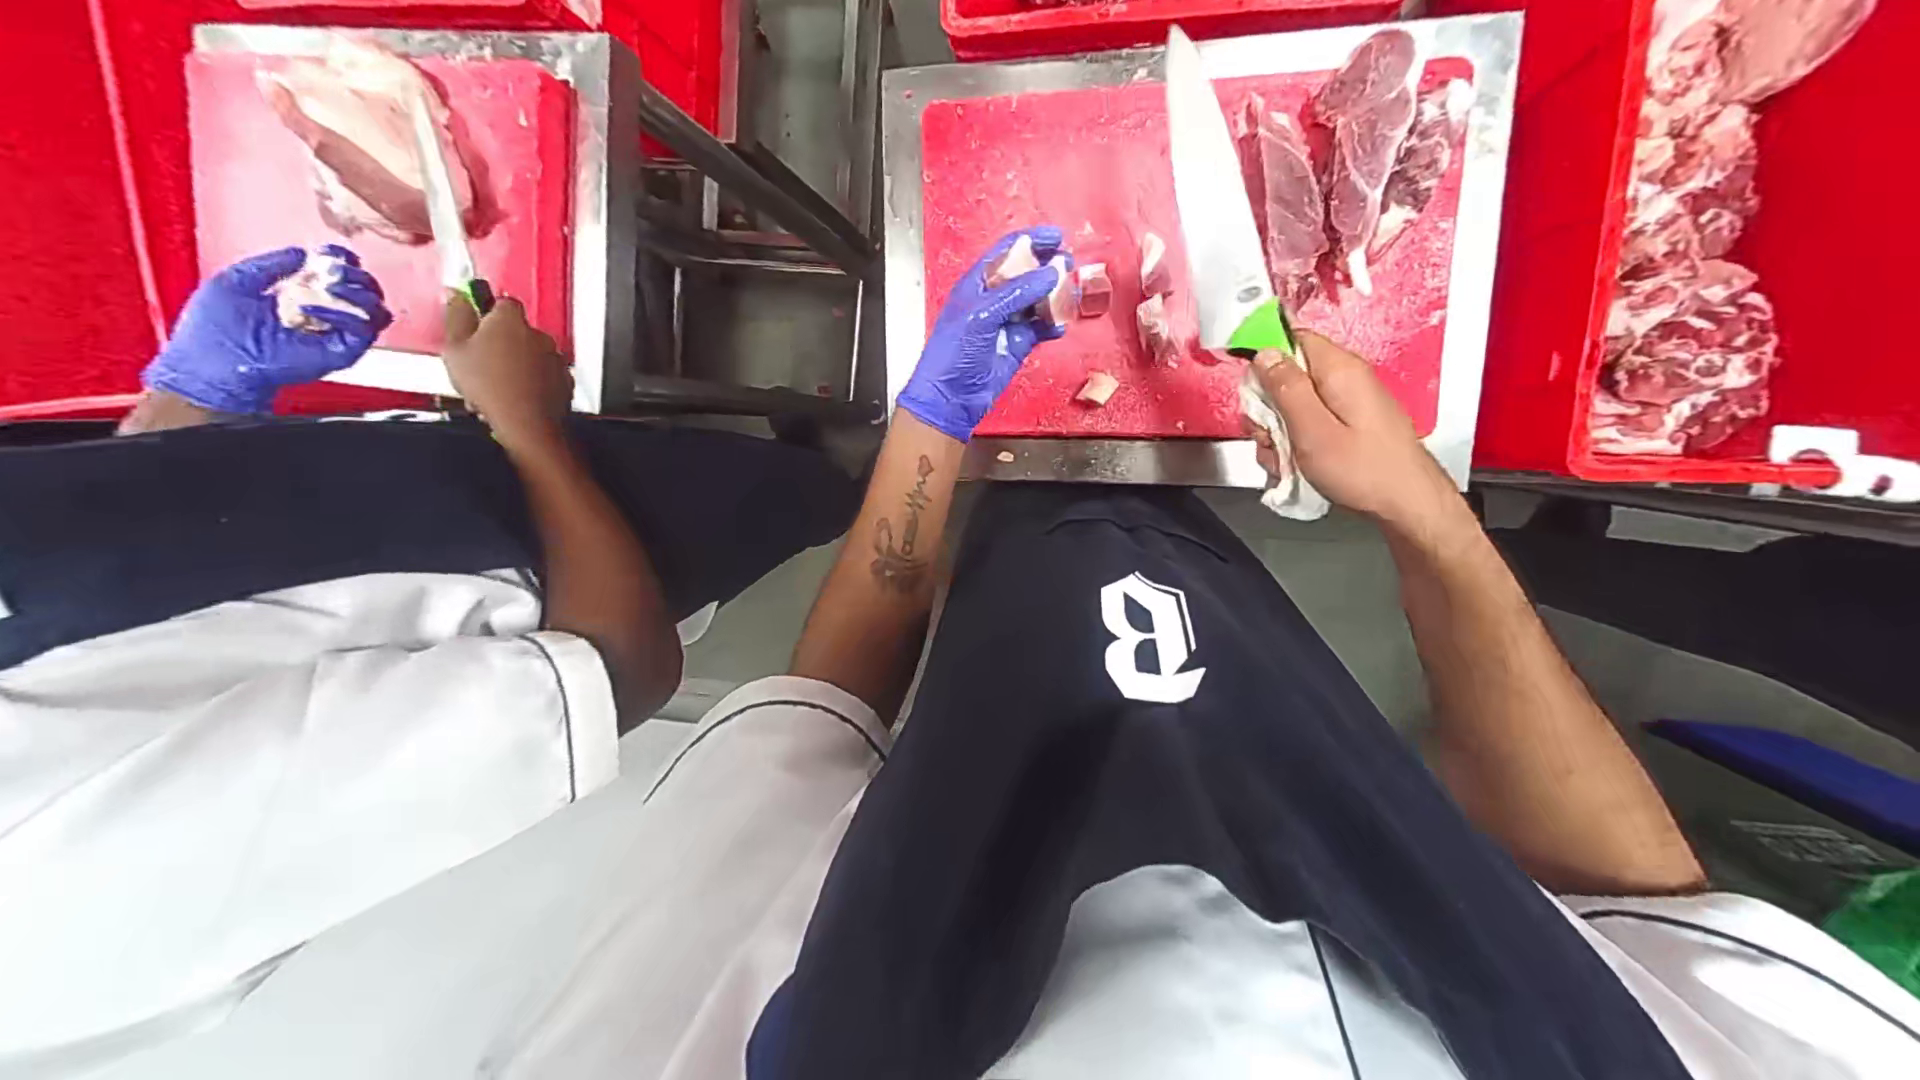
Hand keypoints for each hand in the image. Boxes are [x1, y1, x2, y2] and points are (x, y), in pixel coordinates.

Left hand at [142, 245, 391, 414]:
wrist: (214, 365)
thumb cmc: (215, 331)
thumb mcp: (236, 281)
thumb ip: (270, 265)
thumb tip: (301, 253)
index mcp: (304, 296)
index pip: (340, 277)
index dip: (342, 261)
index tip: (334, 253)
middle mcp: (327, 315)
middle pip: (367, 292)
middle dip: (355, 276)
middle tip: (335, 269)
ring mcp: (338, 335)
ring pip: (376, 310)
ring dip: (358, 293)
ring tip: (330, 287)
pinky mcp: (344, 352)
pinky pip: (363, 330)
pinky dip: (344, 314)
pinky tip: (313, 309)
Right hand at [442, 294, 572, 449]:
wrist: (526, 422)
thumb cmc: (491, 387)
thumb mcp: (455, 347)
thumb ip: (456, 316)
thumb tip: (456, 295)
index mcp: (510, 320)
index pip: (502, 302)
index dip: (488, 313)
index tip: (476, 324)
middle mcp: (539, 335)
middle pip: (518, 330)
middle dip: (502, 342)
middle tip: (481, 360)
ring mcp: (556, 357)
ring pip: (532, 353)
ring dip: (517, 362)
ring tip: (496, 383)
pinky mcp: (565, 380)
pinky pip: (545, 374)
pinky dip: (533, 380)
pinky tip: (515, 393)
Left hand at [895, 227, 1070, 441]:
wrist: (951, 397)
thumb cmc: (954, 353)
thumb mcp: (982, 315)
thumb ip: (1016, 292)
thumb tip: (1050, 273)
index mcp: (978, 283)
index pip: (1007, 251)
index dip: (1032, 241)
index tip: (1057, 237)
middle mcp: (994, 298)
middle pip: (1027, 273)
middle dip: (1048, 266)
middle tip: (1069, 265)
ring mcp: (1007, 321)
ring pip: (1037, 300)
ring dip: (1055, 295)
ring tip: (1071, 293)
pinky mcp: (1018, 344)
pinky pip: (1040, 328)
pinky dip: (1052, 324)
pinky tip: (1058, 325)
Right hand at [1247, 331, 1465, 538]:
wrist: (1405, 504)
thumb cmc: (1361, 470)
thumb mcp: (1311, 429)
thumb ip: (1285, 388)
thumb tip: (1264, 353)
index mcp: (1337, 370)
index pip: (1292, 339)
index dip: (1264, 359)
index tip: (1251, 391)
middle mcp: (1343, 378)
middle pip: (1287, 376)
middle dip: (1266, 407)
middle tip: (1269, 437)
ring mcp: (1345, 402)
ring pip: (1292, 404)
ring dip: (1276, 431)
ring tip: (1283, 459)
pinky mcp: (1346, 422)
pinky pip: (1307, 422)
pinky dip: (1293, 442)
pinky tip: (1294, 465)